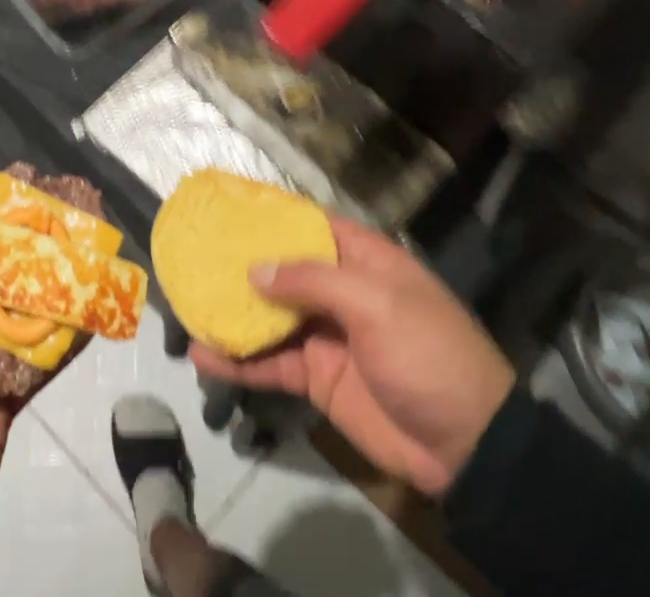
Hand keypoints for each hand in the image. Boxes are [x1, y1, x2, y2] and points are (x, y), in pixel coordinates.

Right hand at [190, 219, 516, 496]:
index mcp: (366, 262)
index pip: (313, 225)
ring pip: (269, 317)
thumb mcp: (377, 305)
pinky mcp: (316, 378)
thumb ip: (314, 282)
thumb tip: (254, 269)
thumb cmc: (428, 354)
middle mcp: (341, 292)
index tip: (228, 206)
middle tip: (192, 253)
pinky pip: (269, 363)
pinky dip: (237, 361)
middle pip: (283, 270)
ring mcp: (326, 336)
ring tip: (185, 301)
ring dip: (231, 311)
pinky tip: (201, 354)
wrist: (464, 443)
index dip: (274, 214)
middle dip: (242, 262)